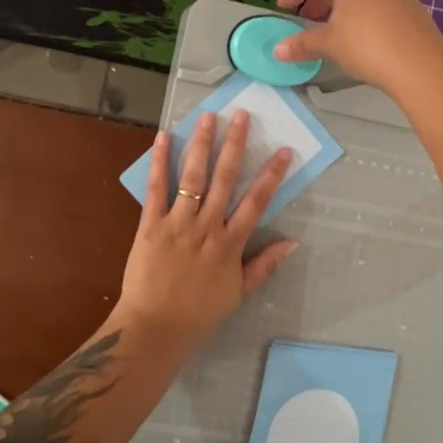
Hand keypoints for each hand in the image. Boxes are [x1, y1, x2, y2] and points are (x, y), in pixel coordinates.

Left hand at [117, 110, 297, 340]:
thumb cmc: (199, 313)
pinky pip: (156, 189)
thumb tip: (292, 242)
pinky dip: (160, 162)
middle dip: (235, 145)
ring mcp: (178, 223)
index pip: (256, 202)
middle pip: (225, 179)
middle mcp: (207, 226)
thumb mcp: (239, 292)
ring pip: (193, 176)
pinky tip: (164, 137)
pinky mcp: (150, 224)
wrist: (155, 326)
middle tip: (242, 115)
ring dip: (201, 144)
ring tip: (208, 116)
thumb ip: (264, 264)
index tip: (284, 150)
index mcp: (230, 243)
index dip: (271, 175)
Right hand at [275, 0, 442, 94]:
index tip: (283, 7)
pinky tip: (361, 33)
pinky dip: (361, 10)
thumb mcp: (330, 45)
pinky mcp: (410, 6)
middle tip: (306, 18)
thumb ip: (302, 44)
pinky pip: (378, 1)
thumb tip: (277, 50)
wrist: (420, 65)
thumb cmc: (367, 47)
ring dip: (340, 4)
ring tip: (332, 26)